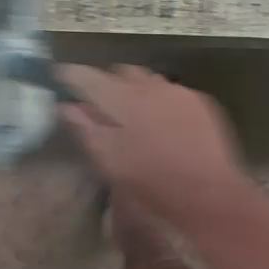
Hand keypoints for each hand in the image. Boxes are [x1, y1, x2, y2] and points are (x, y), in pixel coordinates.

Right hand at [56, 64, 253, 227]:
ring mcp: (177, 91)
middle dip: (106, 82)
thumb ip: (85, 129)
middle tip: (98, 103)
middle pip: (120, 72)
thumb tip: (66, 107)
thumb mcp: (109, 161)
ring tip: (131, 112)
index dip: (70, 75)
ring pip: (147, 79)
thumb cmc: (151, 182)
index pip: (88, 76)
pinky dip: (159, 99)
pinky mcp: (199, 102)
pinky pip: (171, 91)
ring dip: (134, 89)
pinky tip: (161, 121)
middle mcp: (149, 85)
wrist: (210, 195)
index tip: (59, 76)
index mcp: (121, 98)